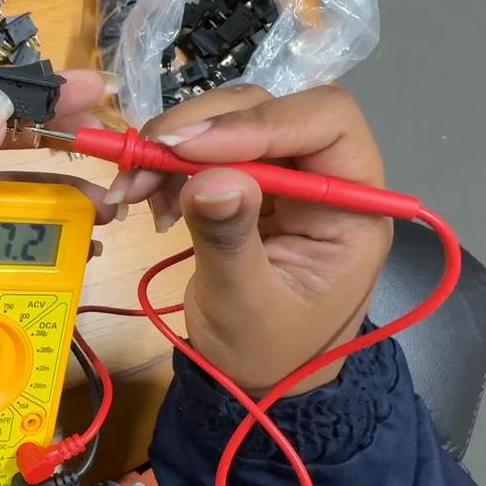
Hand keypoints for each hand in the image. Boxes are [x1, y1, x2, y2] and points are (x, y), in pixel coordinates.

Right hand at [110, 85, 391, 392]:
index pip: (326, 122)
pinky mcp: (245, 184)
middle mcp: (322, 178)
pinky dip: (165, 164)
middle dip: (199, 129)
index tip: (187, 148)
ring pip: (228, 122)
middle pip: (268, 109)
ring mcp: (281, 178)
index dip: (257, 123)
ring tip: (133, 188)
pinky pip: (202, 151)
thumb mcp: (244, 305)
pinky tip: (146, 197)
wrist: (254, 376)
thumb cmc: (265, 352)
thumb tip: (209, 178)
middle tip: (142, 161)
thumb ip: (230, 240)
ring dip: (172, 146)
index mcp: (352, 206)